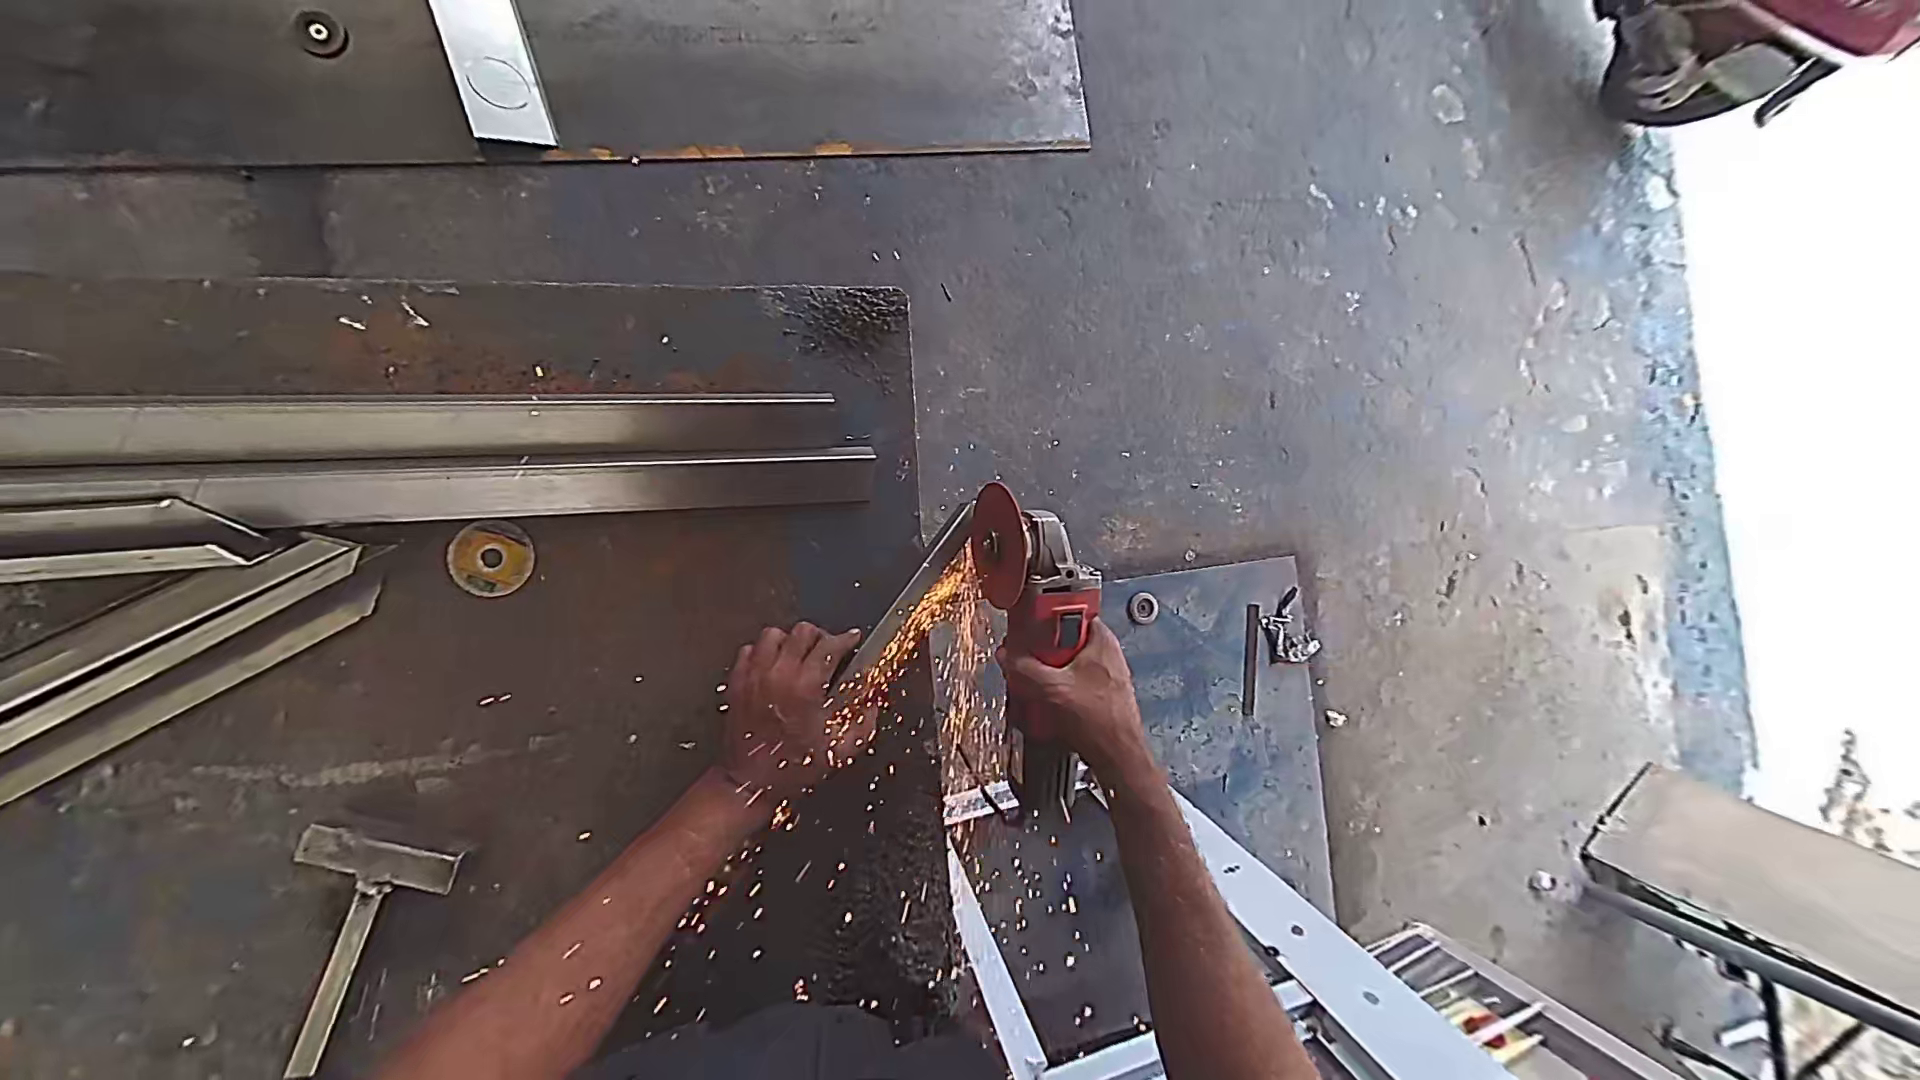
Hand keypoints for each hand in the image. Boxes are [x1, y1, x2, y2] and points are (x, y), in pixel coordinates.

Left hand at [718, 622, 871, 808]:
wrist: (749, 784)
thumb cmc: (792, 769)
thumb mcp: (841, 750)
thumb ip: (864, 723)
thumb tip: (873, 702)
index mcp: (806, 686)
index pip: (830, 645)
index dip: (846, 639)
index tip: (852, 639)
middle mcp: (779, 674)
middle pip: (802, 631)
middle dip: (820, 637)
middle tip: (827, 649)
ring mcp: (754, 676)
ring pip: (773, 634)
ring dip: (789, 641)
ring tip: (797, 654)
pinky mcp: (736, 682)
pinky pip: (749, 650)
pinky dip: (762, 652)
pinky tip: (772, 665)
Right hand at [996, 617, 1155, 785]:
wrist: (1118, 757)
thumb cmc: (1102, 722)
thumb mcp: (1052, 689)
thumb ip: (1024, 668)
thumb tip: (1008, 656)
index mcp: (1101, 640)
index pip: (1070, 611)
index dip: (1047, 617)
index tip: (1030, 625)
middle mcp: (1106, 653)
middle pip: (1064, 639)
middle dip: (1044, 650)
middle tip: (1029, 659)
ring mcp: (1105, 673)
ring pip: (1068, 662)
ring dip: (1050, 671)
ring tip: (1037, 682)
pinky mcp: (1101, 692)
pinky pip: (1073, 680)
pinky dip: (1060, 687)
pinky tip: (1050, 701)